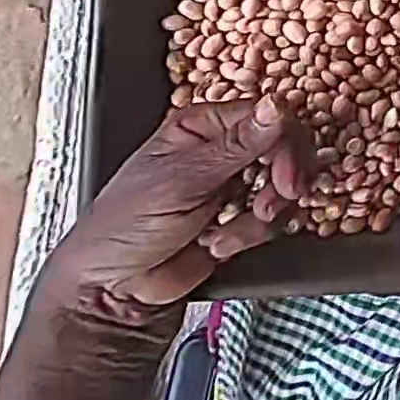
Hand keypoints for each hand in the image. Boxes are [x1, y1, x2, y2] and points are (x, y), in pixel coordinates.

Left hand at [38, 96, 309, 318]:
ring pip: (283, 186)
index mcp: (205, 126)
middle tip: (266, 208)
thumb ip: (236, 145)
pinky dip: (251, 235)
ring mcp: (235, 183)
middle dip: (279, 184)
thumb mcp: (182, 180)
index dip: (286, 145)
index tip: (287, 178)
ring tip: (226, 234)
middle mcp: (225, 148)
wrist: (112, 293)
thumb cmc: (125, 227)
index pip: (268, 118)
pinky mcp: (243, 216)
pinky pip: (273, 218)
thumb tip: (275, 106)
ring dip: (260, 217)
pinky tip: (219, 244)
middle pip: (285, 150)